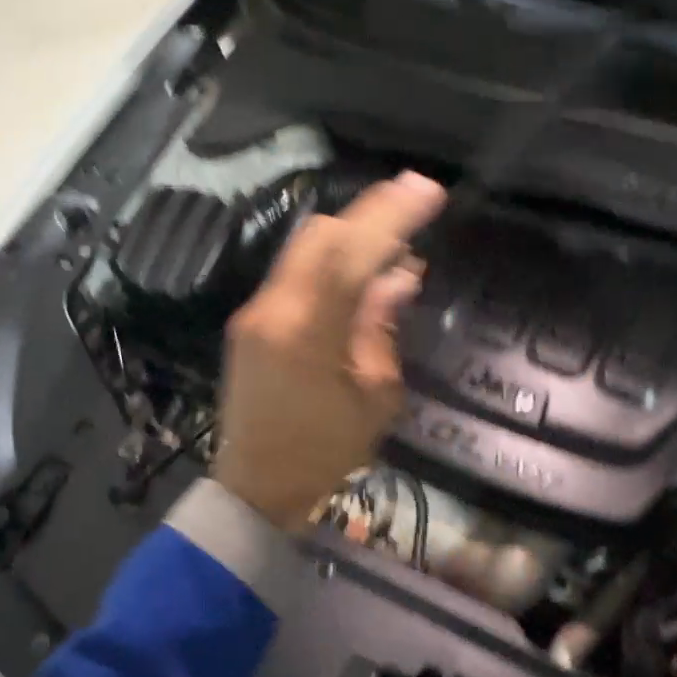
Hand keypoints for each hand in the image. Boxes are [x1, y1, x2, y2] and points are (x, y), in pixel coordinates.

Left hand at [213, 172, 446, 531]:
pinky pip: (293, 275)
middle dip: (369, 217)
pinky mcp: (249, 323)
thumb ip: (381, 329)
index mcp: (306, 333)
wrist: (255, 487)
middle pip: (320, 235)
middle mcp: (272, 309)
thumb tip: (398, 278)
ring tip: (392, 247)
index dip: (390, 217)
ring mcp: (254, 313)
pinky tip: (357, 277)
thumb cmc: (323, 453)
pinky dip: (328, 265)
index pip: (349, 254)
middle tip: (414, 212)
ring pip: (303, 250)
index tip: (426, 189)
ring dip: (348, 239)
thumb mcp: (373, 400)